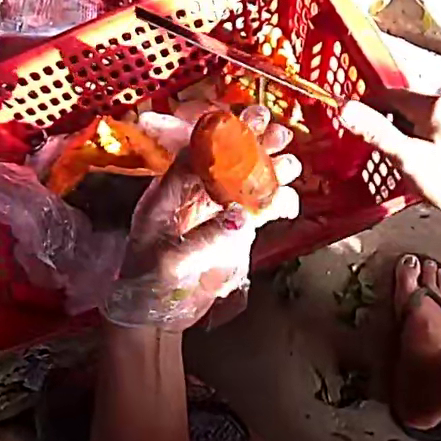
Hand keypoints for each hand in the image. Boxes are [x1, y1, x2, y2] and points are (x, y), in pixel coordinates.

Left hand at [102, 105, 300, 330]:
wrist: (155, 318)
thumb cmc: (148, 286)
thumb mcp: (169, 261)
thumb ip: (205, 238)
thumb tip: (242, 216)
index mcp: (169, 193)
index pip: (199, 154)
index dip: (225, 135)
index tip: (249, 122)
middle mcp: (194, 196)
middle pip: (228, 162)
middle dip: (256, 145)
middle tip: (281, 133)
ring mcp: (215, 213)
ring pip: (247, 184)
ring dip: (271, 172)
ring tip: (292, 164)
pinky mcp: (232, 233)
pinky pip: (257, 212)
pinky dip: (275, 205)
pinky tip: (288, 203)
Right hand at [339, 90, 440, 219]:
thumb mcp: (408, 160)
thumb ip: (377, 133)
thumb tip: (346, 109)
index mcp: (433, 106)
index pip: (390, 94)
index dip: (370, 106)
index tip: (359, 121)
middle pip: (412, 106)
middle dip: (395, 122)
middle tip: (383, 147)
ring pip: (434, 118)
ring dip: (418, 131)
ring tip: (411, 158)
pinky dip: (440, 139)